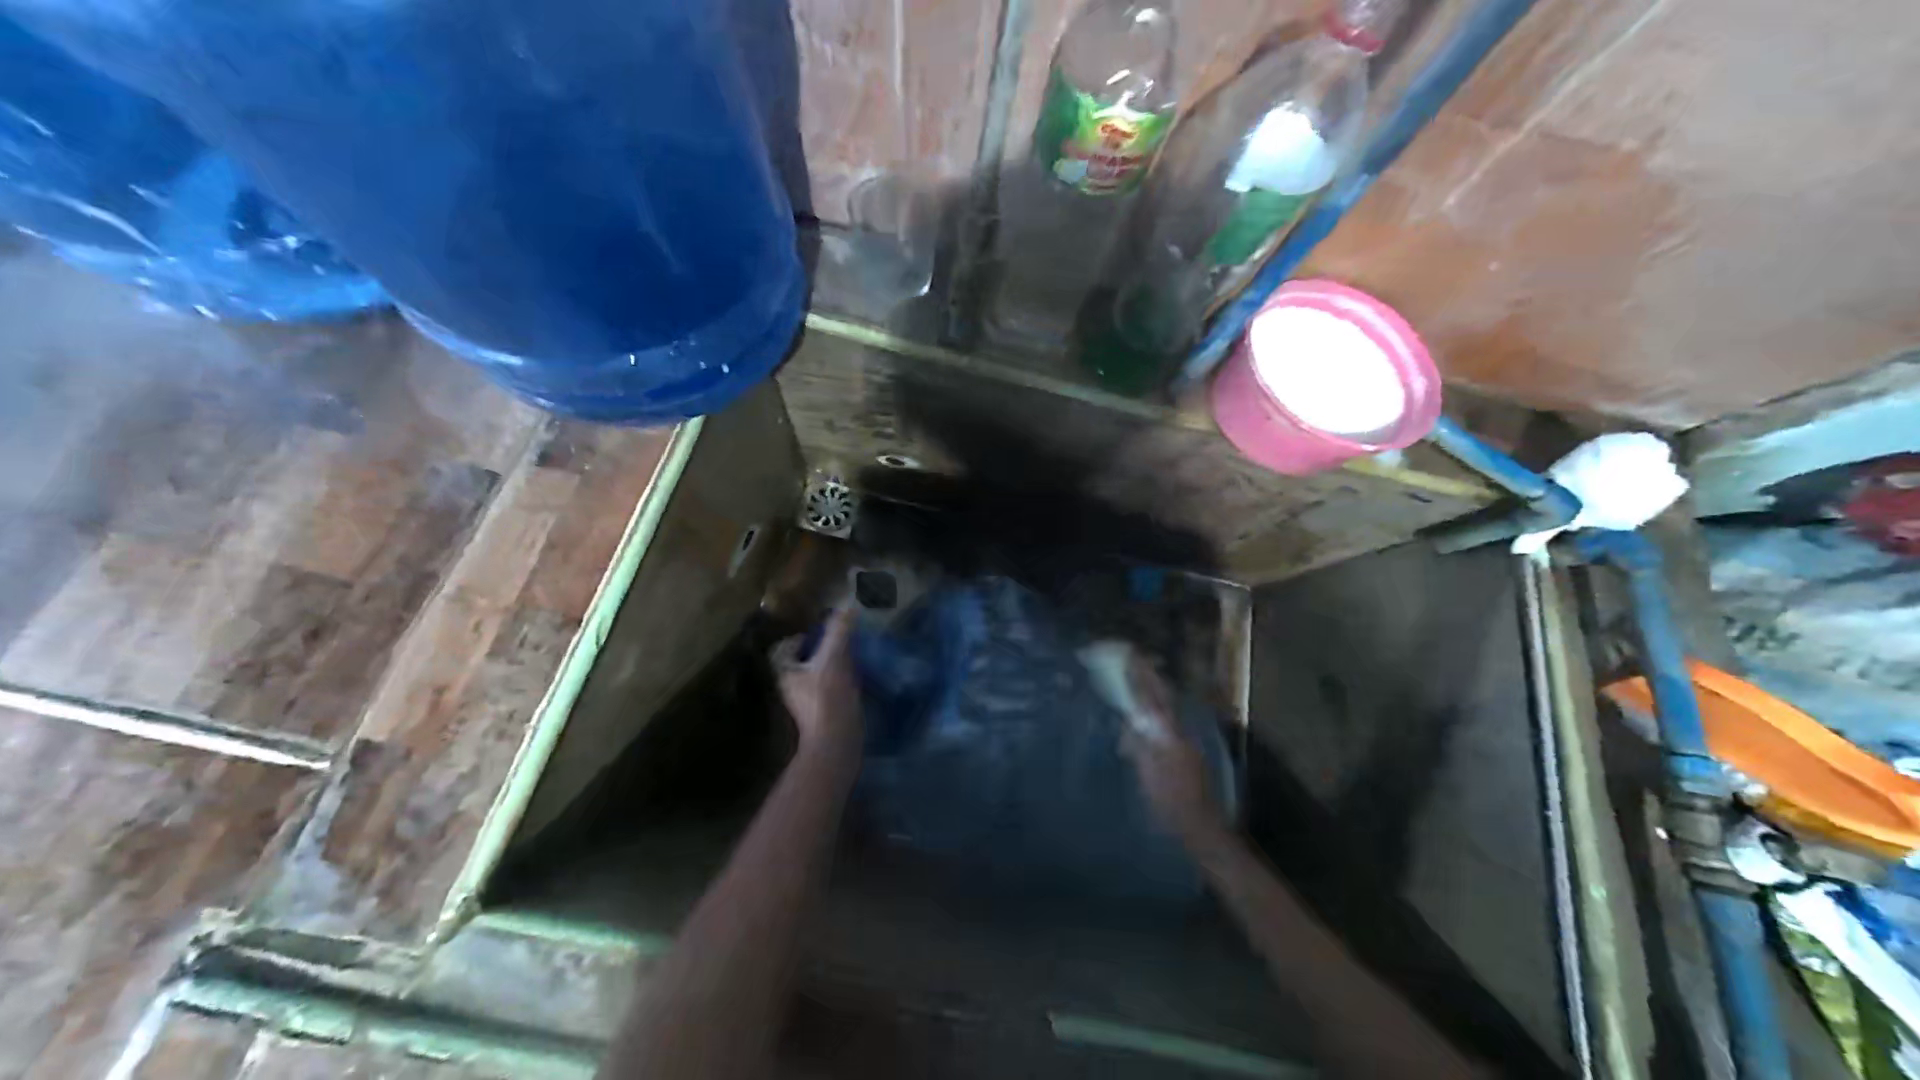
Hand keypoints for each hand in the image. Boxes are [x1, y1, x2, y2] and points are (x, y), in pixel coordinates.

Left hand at [773, 606, 861, 756]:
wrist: (837, 744)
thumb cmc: (828, 699)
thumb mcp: (834, 659)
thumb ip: (839, 632)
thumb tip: (846, 605)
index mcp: (786, 672)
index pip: (784, 648)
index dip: (800, 637)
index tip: (822, 631)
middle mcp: (792, 687)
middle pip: (802, 661)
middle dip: (819, 649)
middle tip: (841, 640)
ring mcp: (807, 703)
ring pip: (816, 676)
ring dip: (831, 665)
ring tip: (852, 656)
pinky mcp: (823, 714)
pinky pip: (829, 690)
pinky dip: (840, 682)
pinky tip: (858, 679)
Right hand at [1120, 655, 1230, 852]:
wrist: (1203, 830)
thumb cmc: (1170, 804)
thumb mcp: (1148, 774)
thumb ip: (1139, 745)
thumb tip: (1131, 721)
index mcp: (1168, 735)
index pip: (1150, 698)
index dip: (1138, 677)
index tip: (1129, 656)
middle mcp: (1180, 733)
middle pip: (1164, 698)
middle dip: (1149, 678)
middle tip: (1136, 659)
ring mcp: (1187, 744)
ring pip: (1167, 710)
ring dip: (1154, 694)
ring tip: (1139, 683)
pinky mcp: (1188, 756)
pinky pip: (1168, 724)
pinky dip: (1156, 714)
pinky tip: (1149, 721)